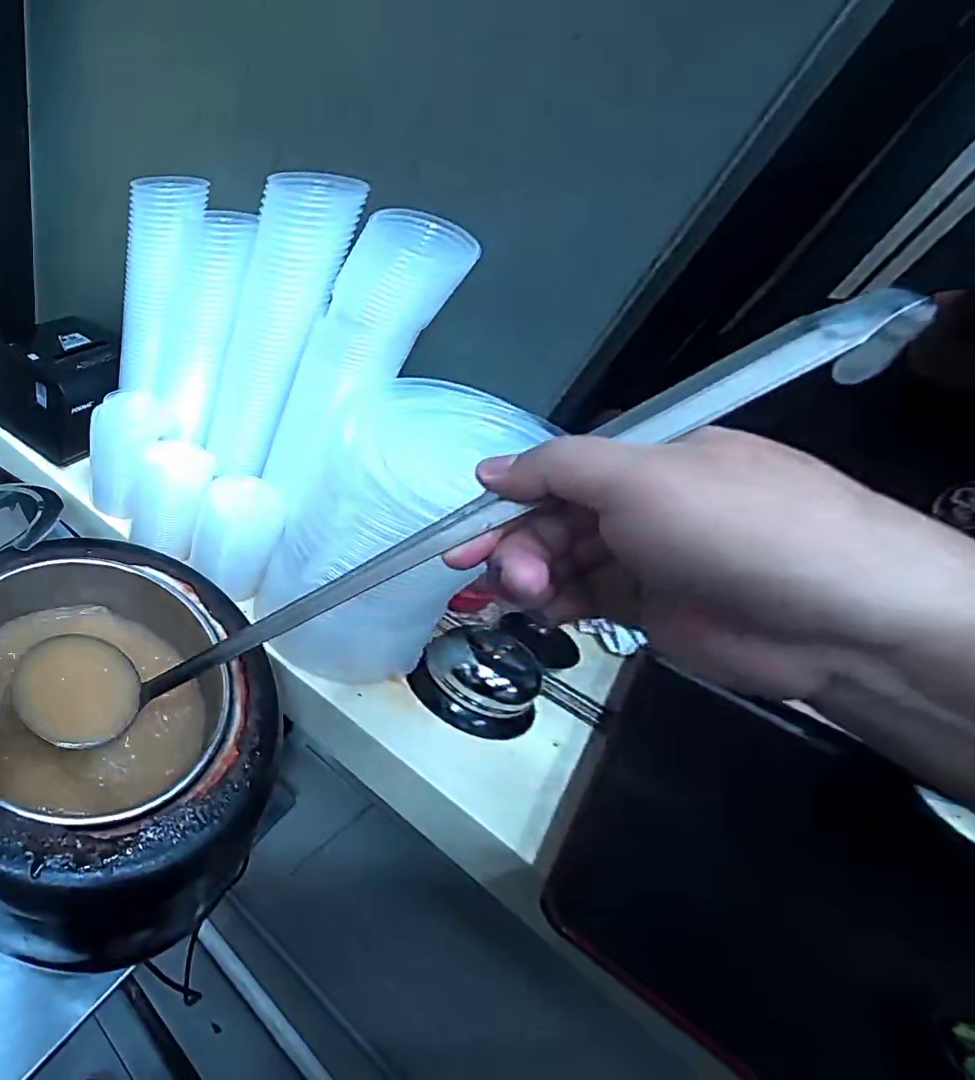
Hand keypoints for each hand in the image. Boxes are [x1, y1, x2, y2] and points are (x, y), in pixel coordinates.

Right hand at [443, 428, 974, 700]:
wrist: (849, 625)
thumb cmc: (744, 532)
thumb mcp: (644, 480)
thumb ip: (557, 468)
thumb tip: (487, 470)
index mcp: (650, 465)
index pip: (555, 478)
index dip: (506, 505)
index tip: (466, 535)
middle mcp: (642, 507)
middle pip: (547, 523)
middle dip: (514, 549)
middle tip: (496, 577)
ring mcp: (643, 557)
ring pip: (554, 562)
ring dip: (528, 578)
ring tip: (528, 598)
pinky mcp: (644, 604)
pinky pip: (576, 596)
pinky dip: (551, 604)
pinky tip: (545, 614)